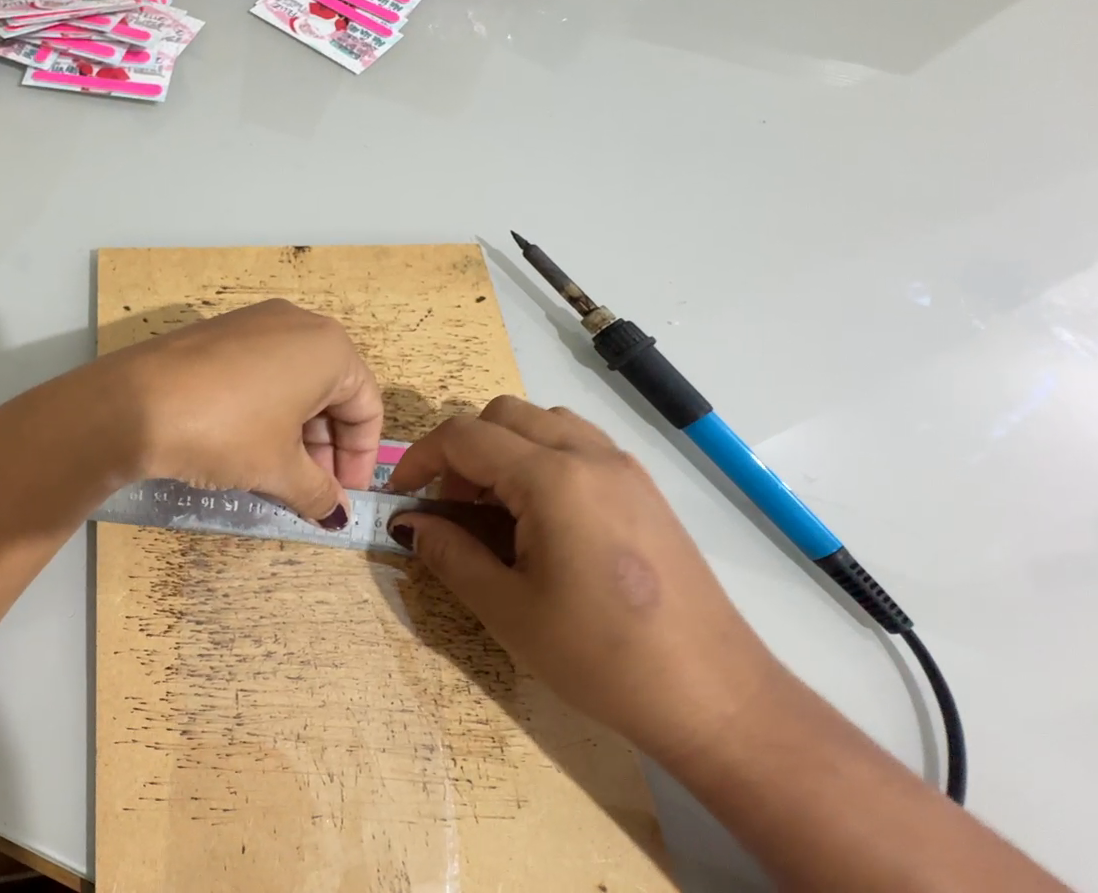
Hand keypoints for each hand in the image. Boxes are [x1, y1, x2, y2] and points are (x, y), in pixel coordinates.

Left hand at [105, 299, 383, 525]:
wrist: (132, 404)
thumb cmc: (225, 431)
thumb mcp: (278, 468)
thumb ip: (318, 492)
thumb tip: (336, 515)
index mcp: (328, 348)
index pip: (366, 408)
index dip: (360, 461)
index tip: (344, 499)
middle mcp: (296, 323)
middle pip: (330, 394)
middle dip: (325, 450)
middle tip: (311, 494)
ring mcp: (252, 324)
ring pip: (292, 385)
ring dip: (294, 436)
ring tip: (278, 480)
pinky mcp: (216, 335)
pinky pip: (259, 375)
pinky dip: (264, 413)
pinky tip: (245, 450)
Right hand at [386, 396, 783, 759]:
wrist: (715, 698)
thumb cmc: (600, 656)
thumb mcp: (506, 608)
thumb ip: (449, 552)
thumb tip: (410, 523)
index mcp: (553, 479)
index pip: (464, 437)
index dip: (419, 458)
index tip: (398, 495)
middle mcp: (591, 457)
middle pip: (503, 415)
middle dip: (462, 450)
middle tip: (450, 507)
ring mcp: (625, 470)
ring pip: (544, 423)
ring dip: (503, 448)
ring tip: (494, 510)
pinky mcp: (645, 491)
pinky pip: (578, 445)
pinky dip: (541, 458)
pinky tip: (539, 518)